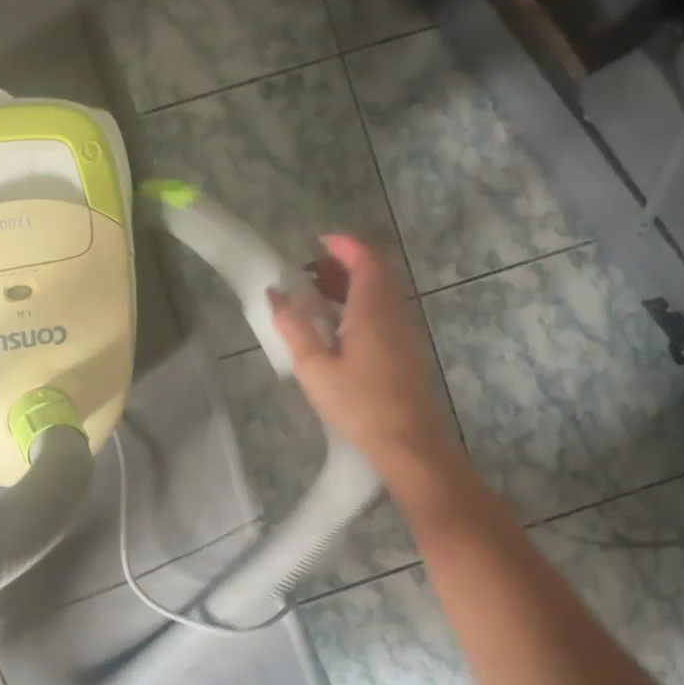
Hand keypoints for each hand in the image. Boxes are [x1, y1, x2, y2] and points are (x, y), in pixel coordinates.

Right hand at [270, 234, 457, 475]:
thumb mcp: (315, 367)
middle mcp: (393, 310)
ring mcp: (404, 329)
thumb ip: (293, 327)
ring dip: (350, 284)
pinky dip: (359, 303)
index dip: (343, 244)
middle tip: (307, 272)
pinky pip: (383, 309)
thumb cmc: (358, 404)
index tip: (316, 242)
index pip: (364, 259)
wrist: (408, 442)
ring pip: (380, 291)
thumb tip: (274, 294)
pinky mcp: (406, 348)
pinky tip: (336, 326)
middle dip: (342, 263)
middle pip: (374, 271)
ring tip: (314, 297)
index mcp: (372, 308)